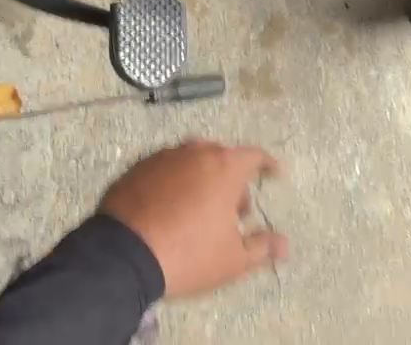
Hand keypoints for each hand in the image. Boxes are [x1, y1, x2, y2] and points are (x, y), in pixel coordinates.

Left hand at [99, 140, 287, 298]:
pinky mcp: (138, 167)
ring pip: (192, 161)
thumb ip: (262, 247)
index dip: (267, 164)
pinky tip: (171, 208)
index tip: (275, 174)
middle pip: (222, 158)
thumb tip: (285, 244)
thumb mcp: (233, 259)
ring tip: (201, 211)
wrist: (125, 253)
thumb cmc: (189, 253)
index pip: (254, 156)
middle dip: (232, 181)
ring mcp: (163, 156)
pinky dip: (175, 182)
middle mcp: (195, 151)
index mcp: (223, 167)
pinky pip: (166, 169)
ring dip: (202, 179)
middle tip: (234, 212)